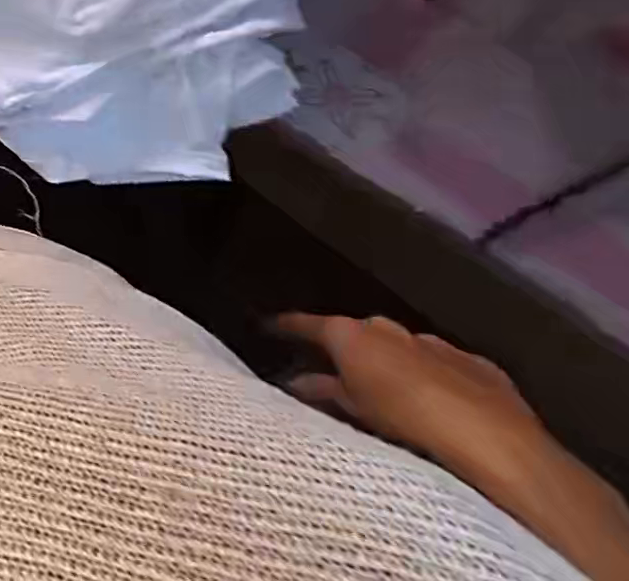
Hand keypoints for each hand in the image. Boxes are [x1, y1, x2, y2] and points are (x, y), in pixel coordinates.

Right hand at [274, 313, 545, 464]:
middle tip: (338, 367)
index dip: (285, 327)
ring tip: (390, 385)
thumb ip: (322, 389)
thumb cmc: (404, 418)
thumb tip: (296, 382)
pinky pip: (445, 365)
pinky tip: (440, 396)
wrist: (497, 443)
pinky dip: (435, 375)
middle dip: (348, 347)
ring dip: (392, 361)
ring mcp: (436, 345)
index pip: (304, 324)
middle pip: (357, 333)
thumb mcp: (352, 407)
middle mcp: (386, 329)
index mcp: (348, 332)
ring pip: (402, 347)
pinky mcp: (480, 366)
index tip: (270, 328)